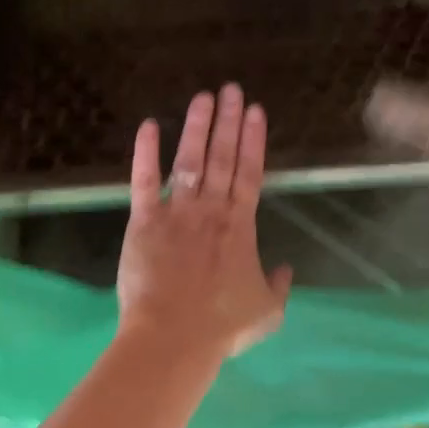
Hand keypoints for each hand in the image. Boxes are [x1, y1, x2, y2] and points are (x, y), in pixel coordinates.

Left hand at [119, 83, 292, 355]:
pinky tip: (149, 126)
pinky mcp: (143, 222)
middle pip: (222, 158)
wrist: (174, 336)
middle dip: (228, 122)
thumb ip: (279, 286)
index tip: (257, 111)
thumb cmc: (223, 326)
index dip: (254, 141)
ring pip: (189, 160)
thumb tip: (285, 269)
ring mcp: (176, 213)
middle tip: (231, 90)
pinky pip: (144, 181)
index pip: (250, 174)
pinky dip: (146, 153)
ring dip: (196, 127)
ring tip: (203, 97)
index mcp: (240, 227)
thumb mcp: (267, 311)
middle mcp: (210, 211)